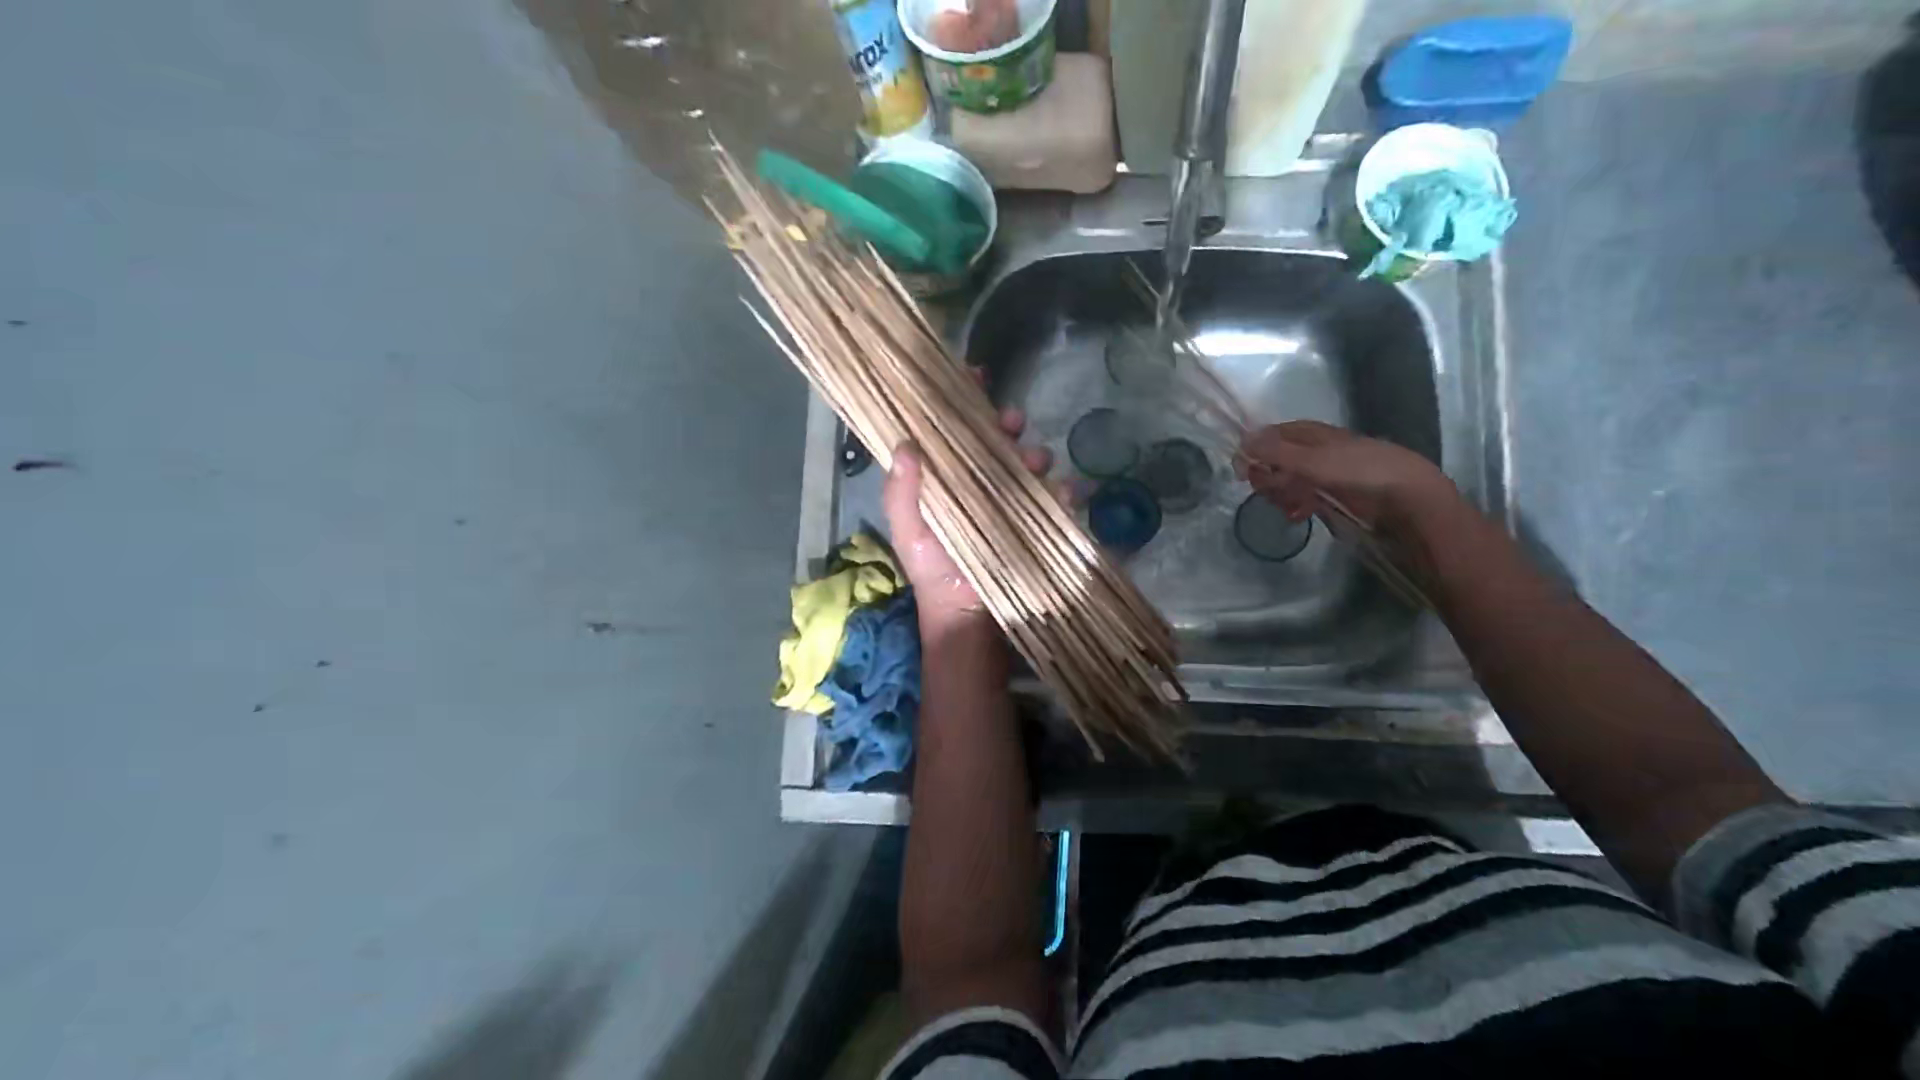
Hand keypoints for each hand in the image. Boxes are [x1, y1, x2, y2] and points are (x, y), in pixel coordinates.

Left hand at [883, 403, 1052, 634]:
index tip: (974, 374)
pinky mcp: (1035, 521)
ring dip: (1035, 455)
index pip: (955, 429)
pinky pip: (1054, 498)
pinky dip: (1061, 491)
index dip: (963, 399)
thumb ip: (901, 493)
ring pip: (1028, 462)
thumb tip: (905, 444)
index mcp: (946, 479)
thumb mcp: (909, 532)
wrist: (968, 618)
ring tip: (1037, 462)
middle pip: (996, 439)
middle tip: (1011, 422)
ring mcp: (1010, 501)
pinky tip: (1063, 493)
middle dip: (1006, 425)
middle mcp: (979, 482)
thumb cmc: (934, 572)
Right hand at [1237, 421, 1458, 539]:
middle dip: (1267, 474)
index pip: (1275, 434)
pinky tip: (1297, 515)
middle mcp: (1320, 451)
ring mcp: (1329, 474)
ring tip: (1285, 506)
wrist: (1408, 498)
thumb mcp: (1311, 460)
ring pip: (1291, 480)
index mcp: (1315, 434)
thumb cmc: (1358, 472)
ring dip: (1281, 493)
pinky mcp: (1338, 496)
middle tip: (1265, 489)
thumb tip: (1242, 439)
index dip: (1256, 447)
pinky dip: (1297, 505)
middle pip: (1279, 459)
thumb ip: (1275, 451)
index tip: (1241, 467)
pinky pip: (1307, 497)